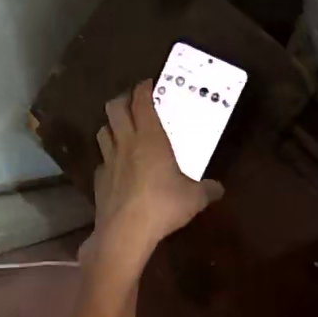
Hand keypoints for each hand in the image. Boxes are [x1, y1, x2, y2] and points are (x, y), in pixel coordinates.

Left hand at [87, 81, 223, 266]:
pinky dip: (108, 157)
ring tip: (122, 129)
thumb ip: (207, 190)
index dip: (143, 89)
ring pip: (103, 131)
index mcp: (150, 138)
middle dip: (123, 99)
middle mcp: (126, 143)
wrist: (125, 232)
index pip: (141, 102)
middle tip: (133, 101)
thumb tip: (219, 188)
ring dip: (111, 125)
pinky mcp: (98, 181)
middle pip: (115, 108)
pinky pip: (102, 161)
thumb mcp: (194, 199)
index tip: (148, 84)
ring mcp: (108, 161)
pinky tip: (117, 166)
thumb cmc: (163, 206)